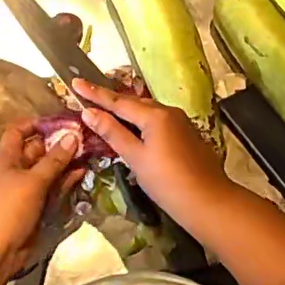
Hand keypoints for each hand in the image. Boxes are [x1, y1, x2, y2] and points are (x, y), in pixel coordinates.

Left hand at [0, 122, 83, 278]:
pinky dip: (65, 182)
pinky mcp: (35, 209)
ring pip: (48, 171)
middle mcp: (16, 171)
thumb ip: (54, 160)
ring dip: (66, 163)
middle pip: (38, 151)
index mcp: (8, 159)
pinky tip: (81, 174)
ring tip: (89, 154)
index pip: (17, 132)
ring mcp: (26, 191)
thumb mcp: (32, 181)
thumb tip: (72, 135)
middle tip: (85, 137)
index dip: (34, 124)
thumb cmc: (7, 209)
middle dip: (58, 144)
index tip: (59, 122)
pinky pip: (52, 190)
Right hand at [73, 79, 234, 223]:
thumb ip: (113, 133)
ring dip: (125, 110)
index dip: (95, 93)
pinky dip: (140, 122)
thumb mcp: (136, 158)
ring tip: (105, 110)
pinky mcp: (185, 135)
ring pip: (146, 111)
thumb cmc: (168, 182)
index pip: (118, 101)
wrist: (209, 202)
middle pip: (133, 102)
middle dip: (110, 99)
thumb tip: (89, 112)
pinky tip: (132, 129)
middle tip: (87, 95)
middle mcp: (168, 112)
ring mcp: (180, 122)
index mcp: (154, 115)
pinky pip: (157, 121)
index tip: (75, 82)